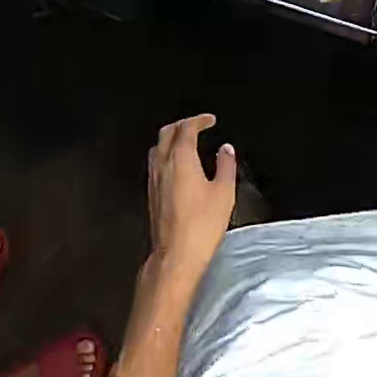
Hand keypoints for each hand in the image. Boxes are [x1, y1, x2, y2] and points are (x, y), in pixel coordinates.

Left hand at [147, 115, 235, 275]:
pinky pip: (155, 162)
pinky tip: (175, 165)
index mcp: (180, 158)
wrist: (175, 256)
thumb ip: (226, 166)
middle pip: (167, 132)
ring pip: (158, 146)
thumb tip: (226, 150)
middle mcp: (162, 164)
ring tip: (185, 141)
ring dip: (171, 138)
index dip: (198, 120)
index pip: (186, 127)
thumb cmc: (201, 226)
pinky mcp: (151, 193)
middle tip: (197, 125)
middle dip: (182, 124)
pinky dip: (165, 153)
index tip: (209, 120)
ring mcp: (153, 178)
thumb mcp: (224, 193)